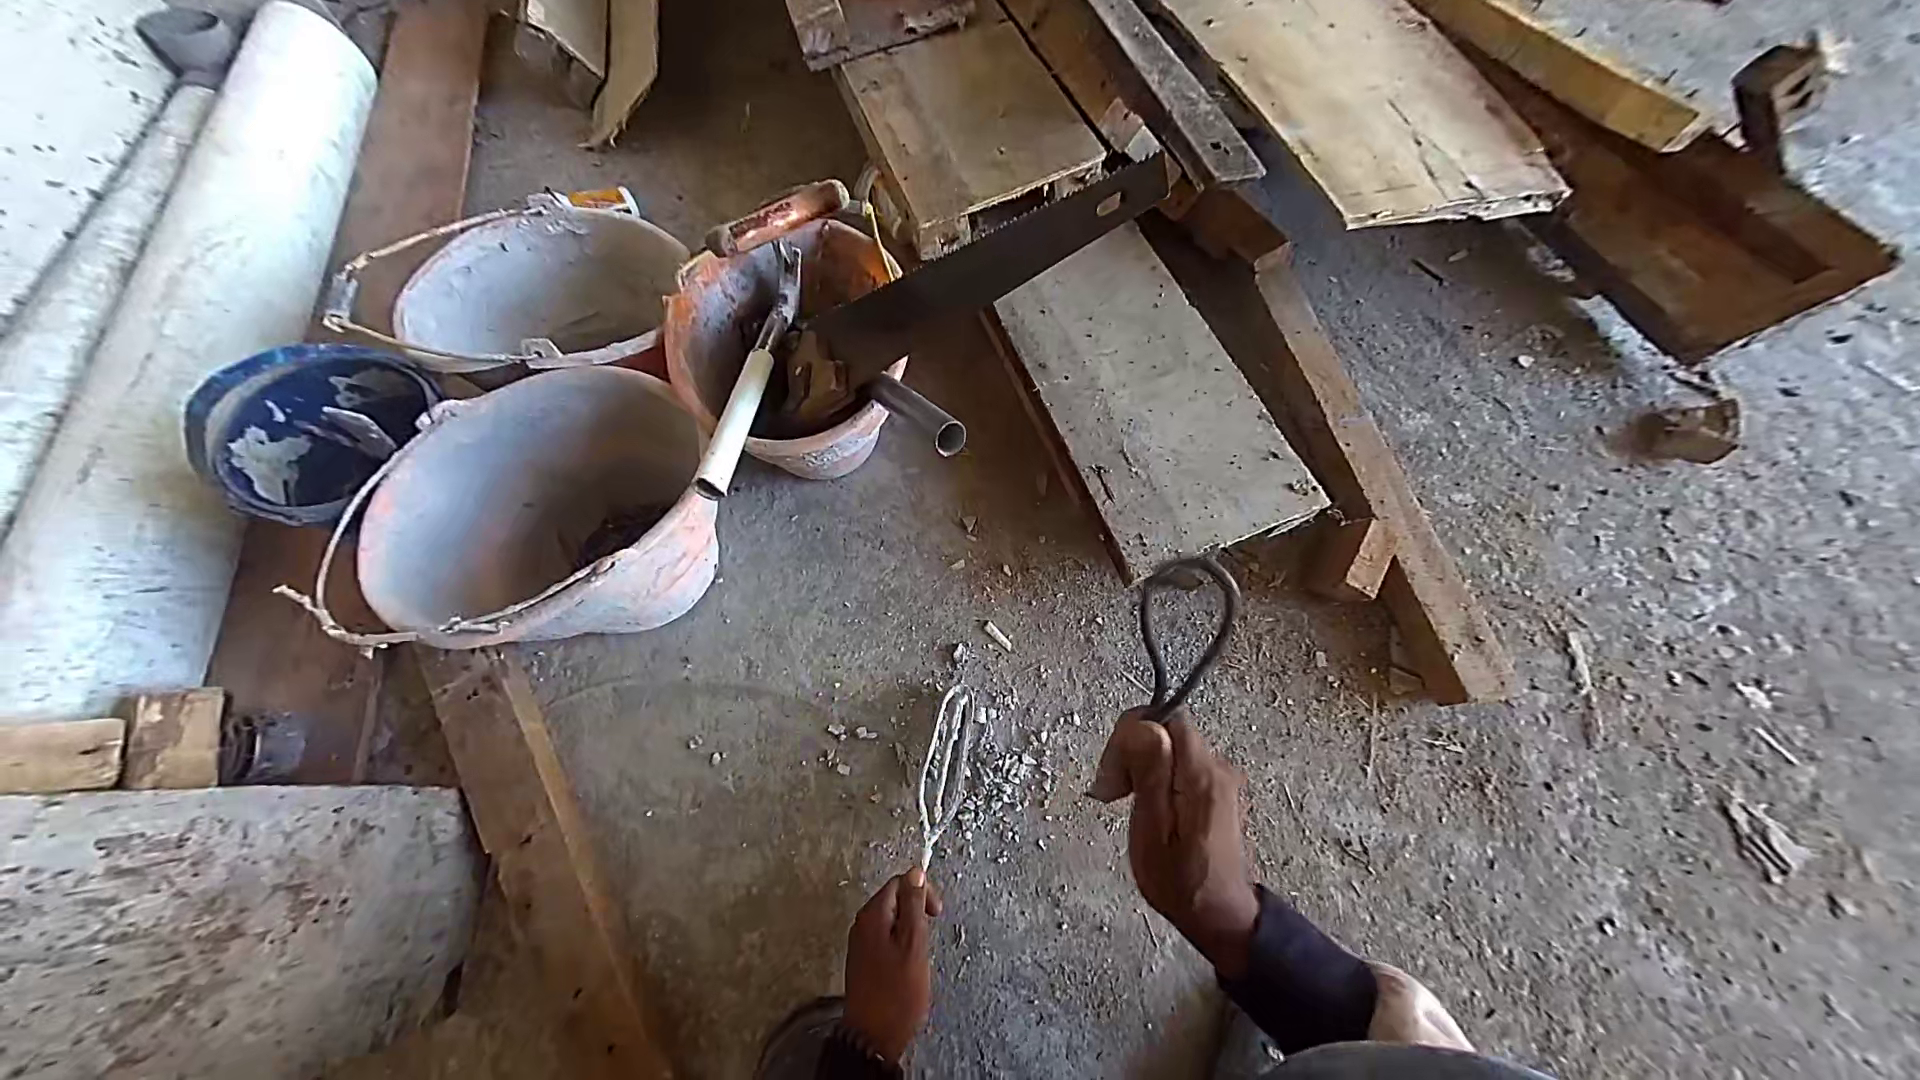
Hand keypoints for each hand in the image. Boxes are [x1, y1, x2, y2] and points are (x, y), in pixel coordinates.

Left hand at [843, 867, 942, 1061]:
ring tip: (918, 955)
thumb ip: (914, 904)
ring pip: (891, 920)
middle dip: (915, 912)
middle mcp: (862, 923)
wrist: (873, 1039)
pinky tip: (906, 966)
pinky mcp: (863, 960)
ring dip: (908, 930)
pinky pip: (885, 938)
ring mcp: (860, 942)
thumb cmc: (896, 993)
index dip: (921, 891)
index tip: (935, 913)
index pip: (900, 882)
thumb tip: (915, 872)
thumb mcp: (913, 943)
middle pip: (894, 899)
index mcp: (873, 914)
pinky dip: (899, 944)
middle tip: (927, 936)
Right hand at [1090, 707, 1259, 977]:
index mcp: (1202, 776)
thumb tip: (1143, 725)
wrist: (1222, 919)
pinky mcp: (1215, 786)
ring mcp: (1219, 776)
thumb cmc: (1181, 883)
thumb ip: (1150, 774)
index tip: (1117, 774)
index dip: (1133, 734)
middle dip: (1132, 749)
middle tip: (1114, 791)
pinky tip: (1145, 803)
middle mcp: (1217, 767)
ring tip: (1127, 800)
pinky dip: (1155, 773)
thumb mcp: (1153, 831)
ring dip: (1140, 763)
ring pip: (1168, 743)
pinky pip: (1177, 760)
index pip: (1164, 718)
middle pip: (1165, 727)